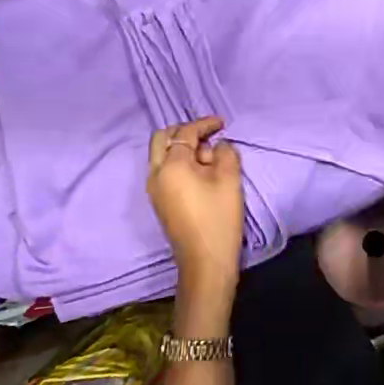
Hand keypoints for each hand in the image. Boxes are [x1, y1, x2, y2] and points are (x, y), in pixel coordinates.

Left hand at [147, 116, 244, 296]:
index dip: (204, 124)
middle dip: (185, 132)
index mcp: (171, 165)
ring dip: (181, 148)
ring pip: (161, 155)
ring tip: (208, 156)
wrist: (205, 261)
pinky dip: (178, 163)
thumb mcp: (229, 180)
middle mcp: (155, 174)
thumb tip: (218, 146)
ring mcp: (154, 189)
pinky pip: (163, 171)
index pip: (185, 133)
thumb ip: (225, 153)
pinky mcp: (159, 202)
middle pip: (162, 139)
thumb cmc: (219, 218)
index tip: (222, 123)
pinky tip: (200, 172)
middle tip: (208, 135)